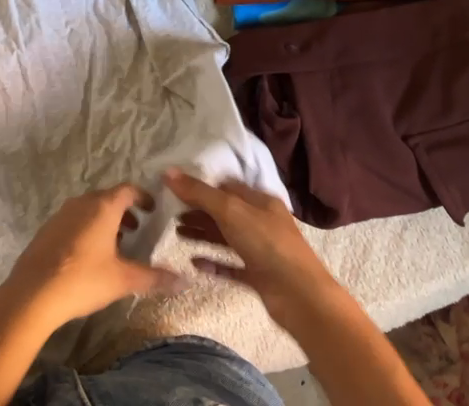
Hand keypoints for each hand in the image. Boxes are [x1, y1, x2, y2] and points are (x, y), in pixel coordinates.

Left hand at [0, 184, 183, 330]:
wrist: (33, 293)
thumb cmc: (83, 279)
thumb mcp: (123, 280)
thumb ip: (154, 277)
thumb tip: (183, 281)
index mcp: (103, 207)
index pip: (128, 190)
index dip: (142, 197)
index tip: (153, 209)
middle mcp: (82, 203)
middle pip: (108, 198)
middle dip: (124, 211)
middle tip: (138, 229)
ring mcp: (61, 214)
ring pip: (89, 209)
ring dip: (105, 220)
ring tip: (116, 244)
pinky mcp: (47, 229)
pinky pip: (74, 220)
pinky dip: (87, 228)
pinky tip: (89, 255)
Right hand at [166, 170, 345, 329]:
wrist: (300, 297)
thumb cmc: (267, 244)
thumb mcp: (231, 211)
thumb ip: (200, 193)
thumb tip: (168, 172)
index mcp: (261, 201)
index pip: (228, 187)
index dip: (202, 186)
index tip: (176, 187)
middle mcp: (261, 223)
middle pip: (224, 213)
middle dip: (199, 211)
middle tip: (170, 212)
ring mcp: (260, 251)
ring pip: (226, 238)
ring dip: (202, 234)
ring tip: (176, 233)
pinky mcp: (258, 276)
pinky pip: (230, 266)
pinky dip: (213, 263)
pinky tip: (194, 263)